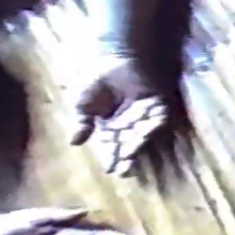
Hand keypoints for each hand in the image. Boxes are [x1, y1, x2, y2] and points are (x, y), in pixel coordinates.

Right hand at [71, 54, 169, 176]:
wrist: (116, 63)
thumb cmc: (100, 84)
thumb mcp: (84, 106)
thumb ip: (82, 123)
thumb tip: (75, 143)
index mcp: (113, 127)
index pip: (114, 146)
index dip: (113, 158)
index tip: (111, 171)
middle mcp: (132, 124)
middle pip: (131, 143)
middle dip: (128, 156)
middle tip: (126, 171)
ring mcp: (146, 114)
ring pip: (145, 133)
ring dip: (139, 143)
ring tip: (131, 154)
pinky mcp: (159, 102)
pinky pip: (159, 116)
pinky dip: (154, 124)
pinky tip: (147, 132)